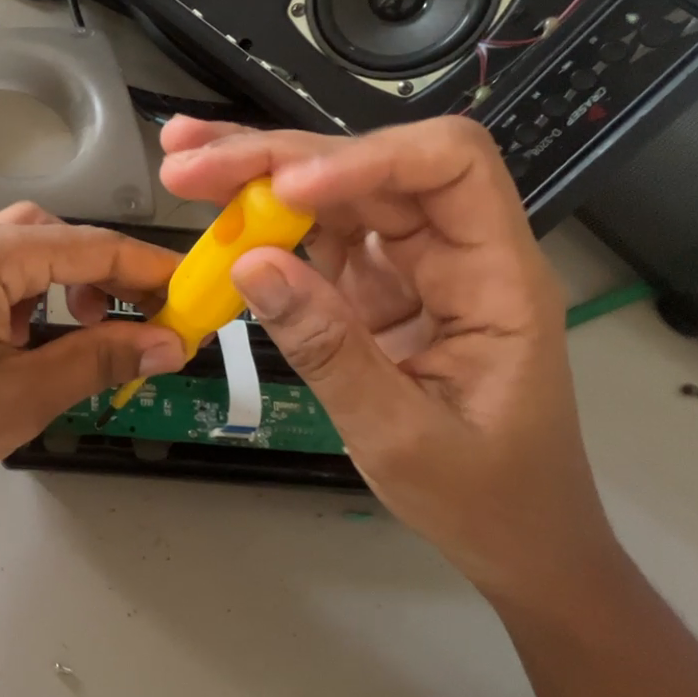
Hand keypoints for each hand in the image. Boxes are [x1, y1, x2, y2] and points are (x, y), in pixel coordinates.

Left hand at [0, 203, 188, 523]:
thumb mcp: (21, 396)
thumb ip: (99, 359)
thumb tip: (169, 340)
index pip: (92, 245)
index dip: (150, 269)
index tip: (197, 298)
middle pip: (58, 237)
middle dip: (106, 272)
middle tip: (141, 320)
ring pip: (26, 258)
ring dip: (68, 287)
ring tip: (92, 337)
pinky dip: (32, 304)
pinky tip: (36, 348)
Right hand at [161, 116, 620, 599]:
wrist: (515, 539)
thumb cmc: (486, 498)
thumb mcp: (402, 436)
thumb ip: (329, 349)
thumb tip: (251, 265)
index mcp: (496, 276)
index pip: (447, 168)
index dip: (366, 160)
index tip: (284, 189)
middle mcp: (451, 250)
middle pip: (369, 167)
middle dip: (277, 157)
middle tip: (187, 162)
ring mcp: (406, 265)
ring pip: (332, 190)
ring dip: (256, 172)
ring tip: (183, 162)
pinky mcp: (368, 285)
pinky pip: (312, 235)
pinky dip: (259, 220)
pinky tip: (211, 206)